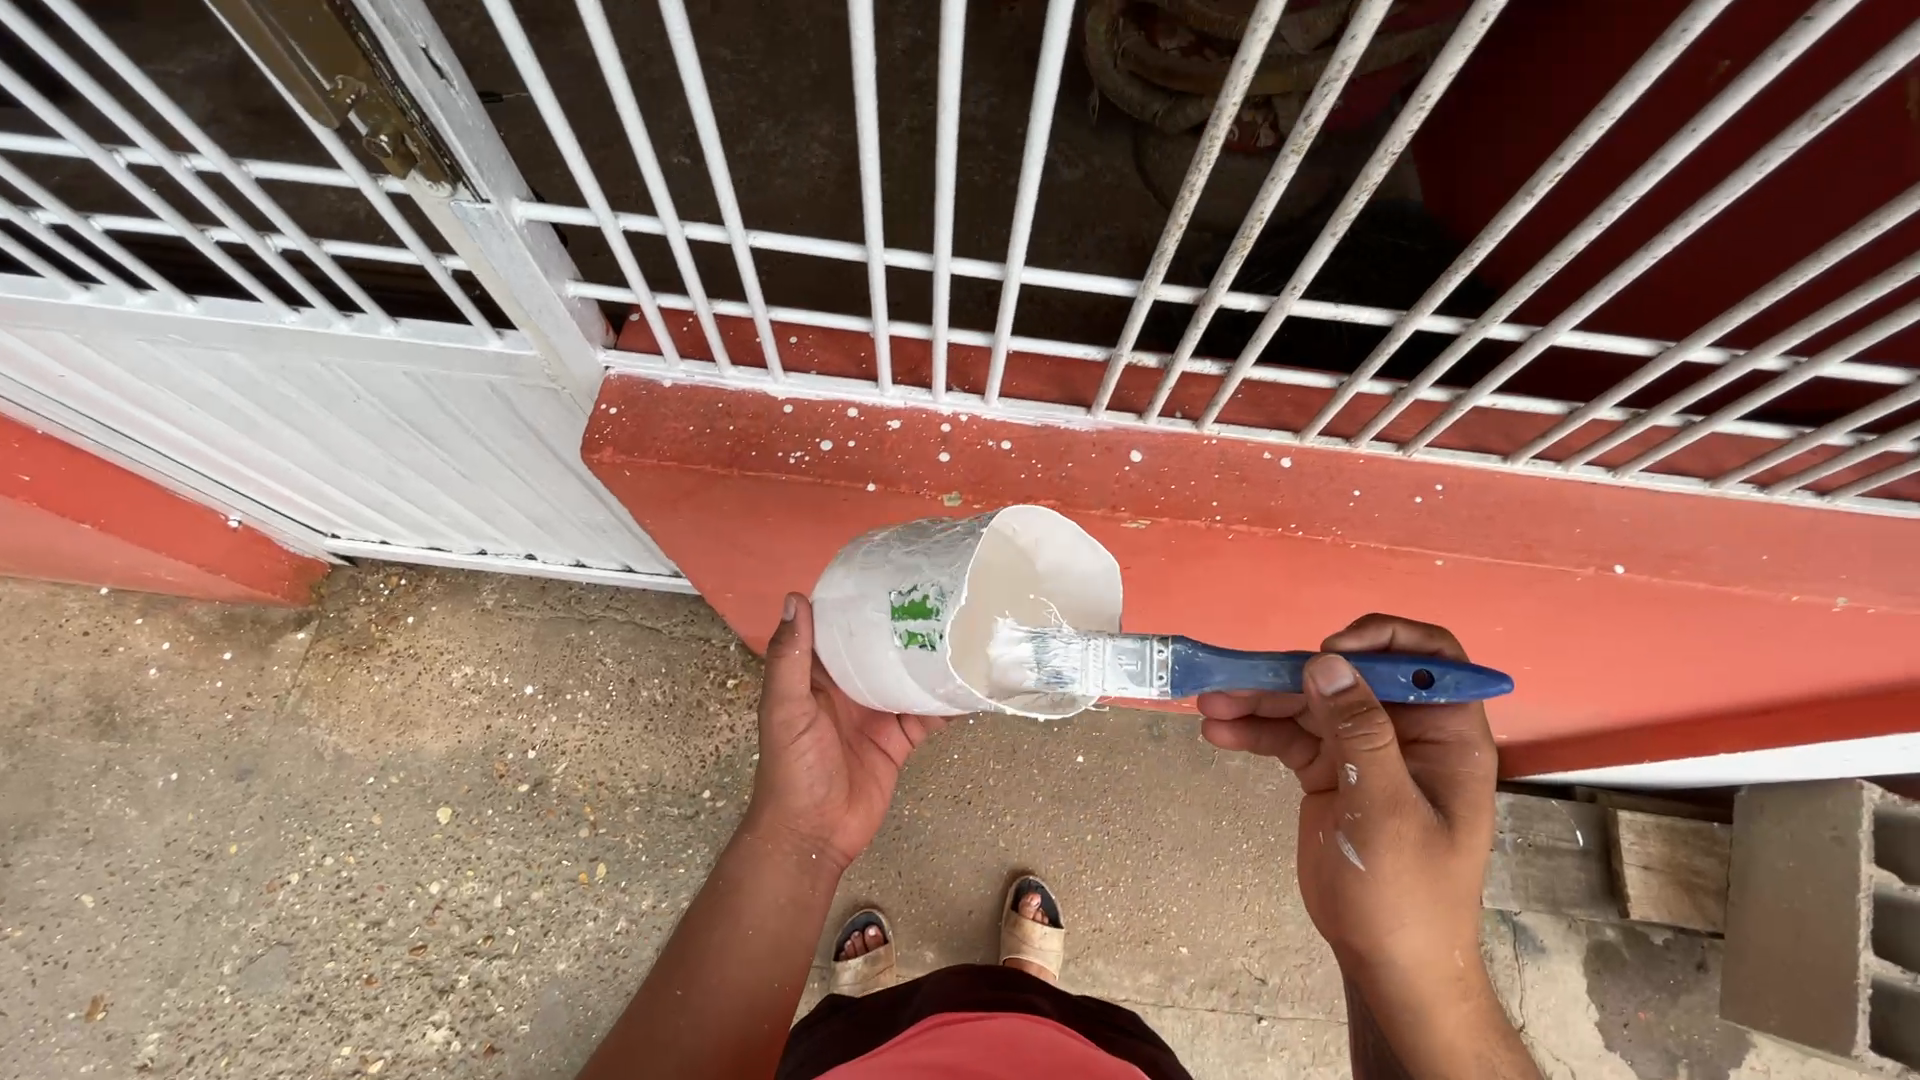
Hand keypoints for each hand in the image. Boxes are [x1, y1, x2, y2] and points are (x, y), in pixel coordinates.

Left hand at [743, 593, 946, 870]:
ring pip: (908, 680)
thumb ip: (790, 657)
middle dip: (905, 629)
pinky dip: (947, 703)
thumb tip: (797, 598)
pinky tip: (971, 686)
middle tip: (941, 598)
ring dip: (931, 663)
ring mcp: (876, 715)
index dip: (857, 604)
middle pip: (880, 652)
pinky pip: (926, 716)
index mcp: (817, 676)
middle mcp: (848, 690)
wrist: (814, 834)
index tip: (887, 573)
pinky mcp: (899, 741)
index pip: (837, 630)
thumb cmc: (792, 768)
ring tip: (965, 633)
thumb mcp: (785, 707)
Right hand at [1198, 614, 1497, 989]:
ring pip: (1307, 704)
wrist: (1386, 959)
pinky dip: (1253, 731)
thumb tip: (1327, 662)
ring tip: (1208, 704)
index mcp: (1443, 736)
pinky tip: (1218, 733)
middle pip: (1346, 678)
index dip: (1383, 640)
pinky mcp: (1326, 771)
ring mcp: (1360, 751)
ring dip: (1258, 701)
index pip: (1429, 660)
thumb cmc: (1407, 893)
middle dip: (1290, 674)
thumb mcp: (1386, 811)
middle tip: (1232, 679)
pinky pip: (1287, 736)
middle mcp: (1403, 733)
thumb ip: (1358, 732)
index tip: (1330, 650)